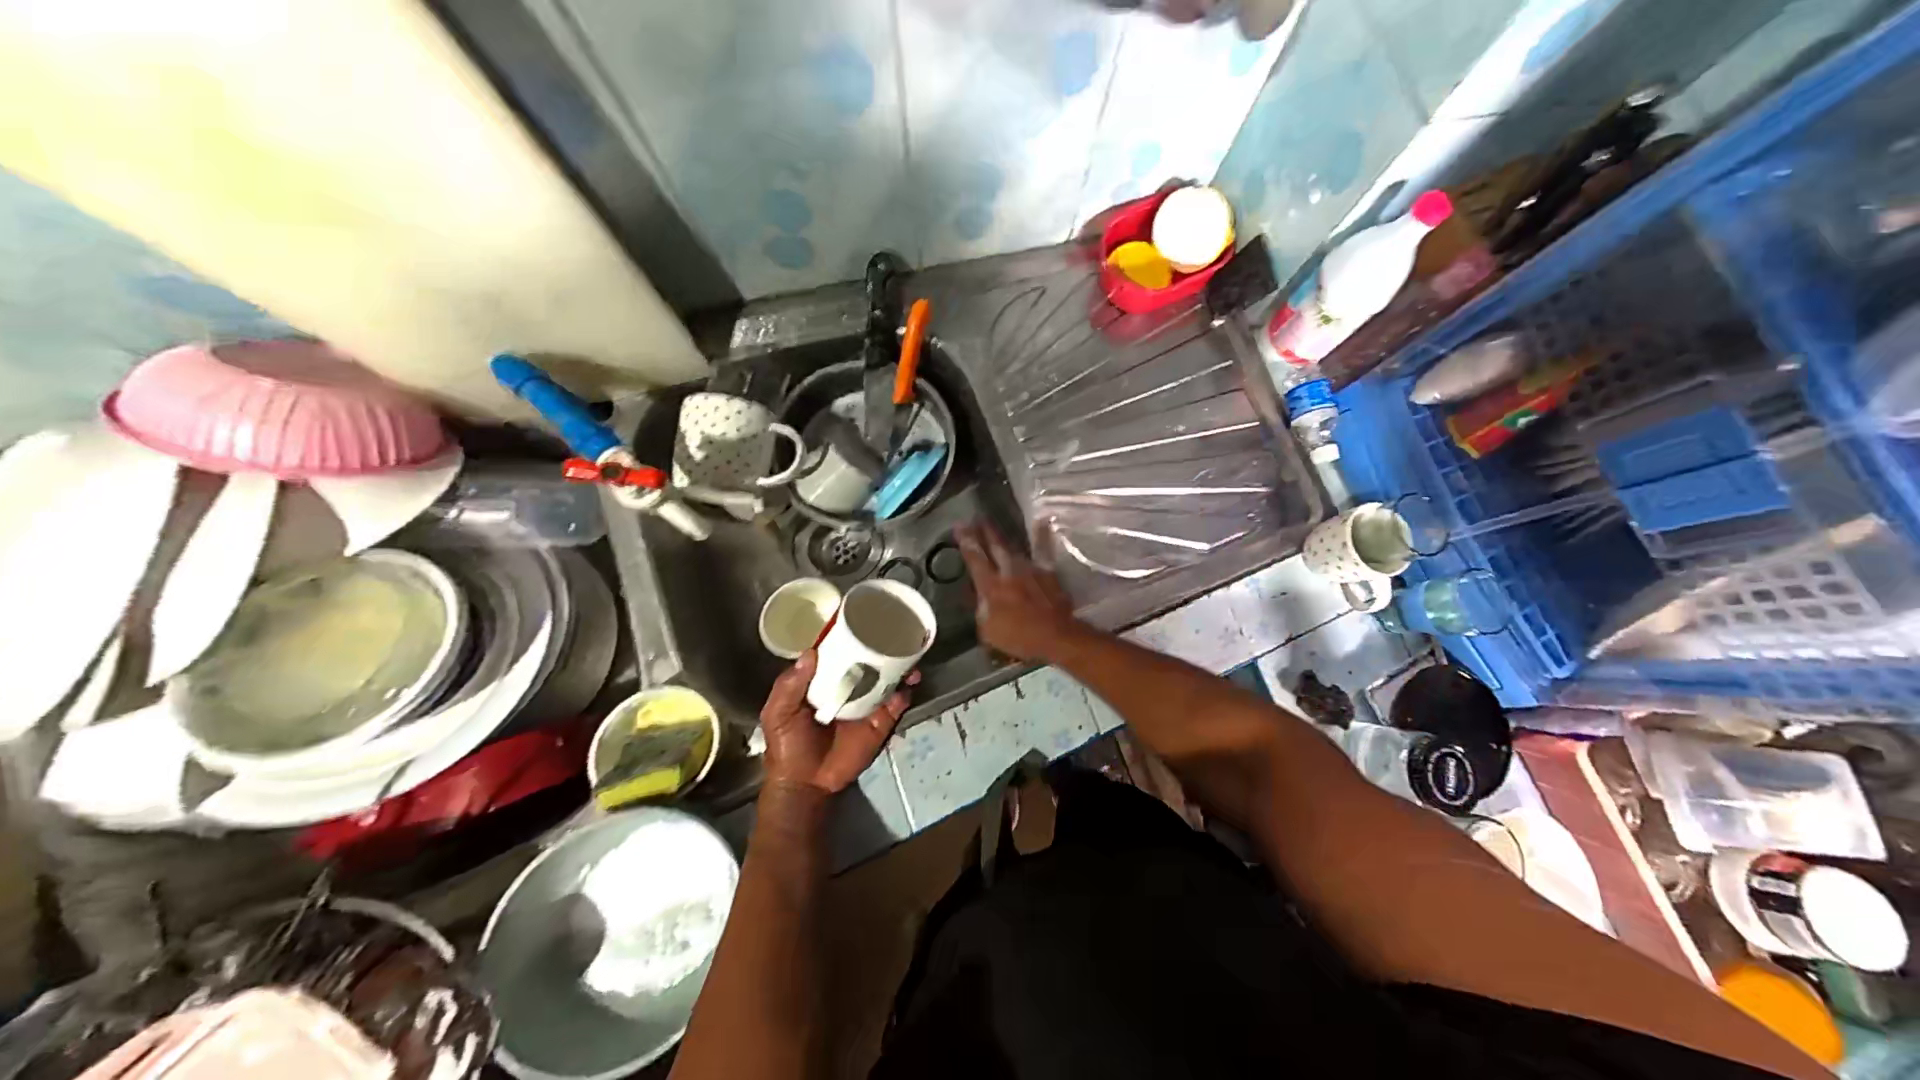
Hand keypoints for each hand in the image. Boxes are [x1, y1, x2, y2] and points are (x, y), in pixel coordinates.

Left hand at [759, 651, 915, 794]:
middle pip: (868, 662)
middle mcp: (847, 687)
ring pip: (887, 680)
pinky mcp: (878, 723)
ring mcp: (865, 704)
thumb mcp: (778, 712)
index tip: (861, 618)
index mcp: (822, 680)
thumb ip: (791, 684)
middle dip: (883, 648)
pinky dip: (903, 696)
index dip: (848, 636)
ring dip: (900, 669)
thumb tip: (810, 653)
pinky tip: (906, 688)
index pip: (837, 653)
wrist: (804, 783)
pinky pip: (894, 706)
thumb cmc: (787, 744)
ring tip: (910, 660)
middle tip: (895, 636)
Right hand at [956, 522, 1084, 661]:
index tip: (958, 526)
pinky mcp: (1048, 571)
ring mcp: (1030, 568)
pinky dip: (1041, 535)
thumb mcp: (988, 630)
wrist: (1057, 636)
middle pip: (994, 546)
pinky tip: (1042, 520)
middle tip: (974, 518)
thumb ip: (980, 608)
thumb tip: (975, 594)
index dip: (966, 541)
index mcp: (991, 585)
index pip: (974, 558)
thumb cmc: (1019, 638)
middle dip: (982, 531)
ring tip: (992, 525)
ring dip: (1002, 536)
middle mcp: (1009, 570)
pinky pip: (1042, 549)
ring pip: (1013, 547)